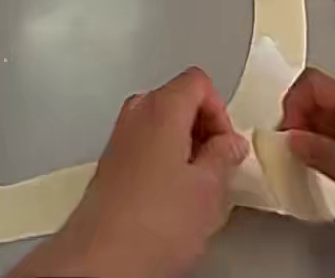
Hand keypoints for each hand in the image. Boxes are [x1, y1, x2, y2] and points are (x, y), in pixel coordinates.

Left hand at [11, 68, 247, 277]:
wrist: (104, 253)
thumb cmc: (152, 222)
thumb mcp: (208, 190)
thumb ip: (224, 156)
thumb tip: (230, 144)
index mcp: (162, 106)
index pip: (198, 81)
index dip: (220, 111)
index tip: (226, 145)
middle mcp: (138, 109)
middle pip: (180, 97)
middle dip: (204, 128)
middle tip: (217, 166)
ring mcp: (122, 130)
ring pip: (164, 119)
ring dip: (185, 143)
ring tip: (196, 187)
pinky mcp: (113, 154)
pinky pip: (147, 138)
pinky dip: (165, 155)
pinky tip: (172, 195)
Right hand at [279, 69, 334, 277]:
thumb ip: (329, 157)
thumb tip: (292, 137)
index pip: (314, 82)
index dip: (293, 104)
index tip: (287, 138)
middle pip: (323, 97)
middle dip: (300, 120)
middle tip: (293, 156)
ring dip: (315, 136)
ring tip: (310, 169)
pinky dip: (334, 148)